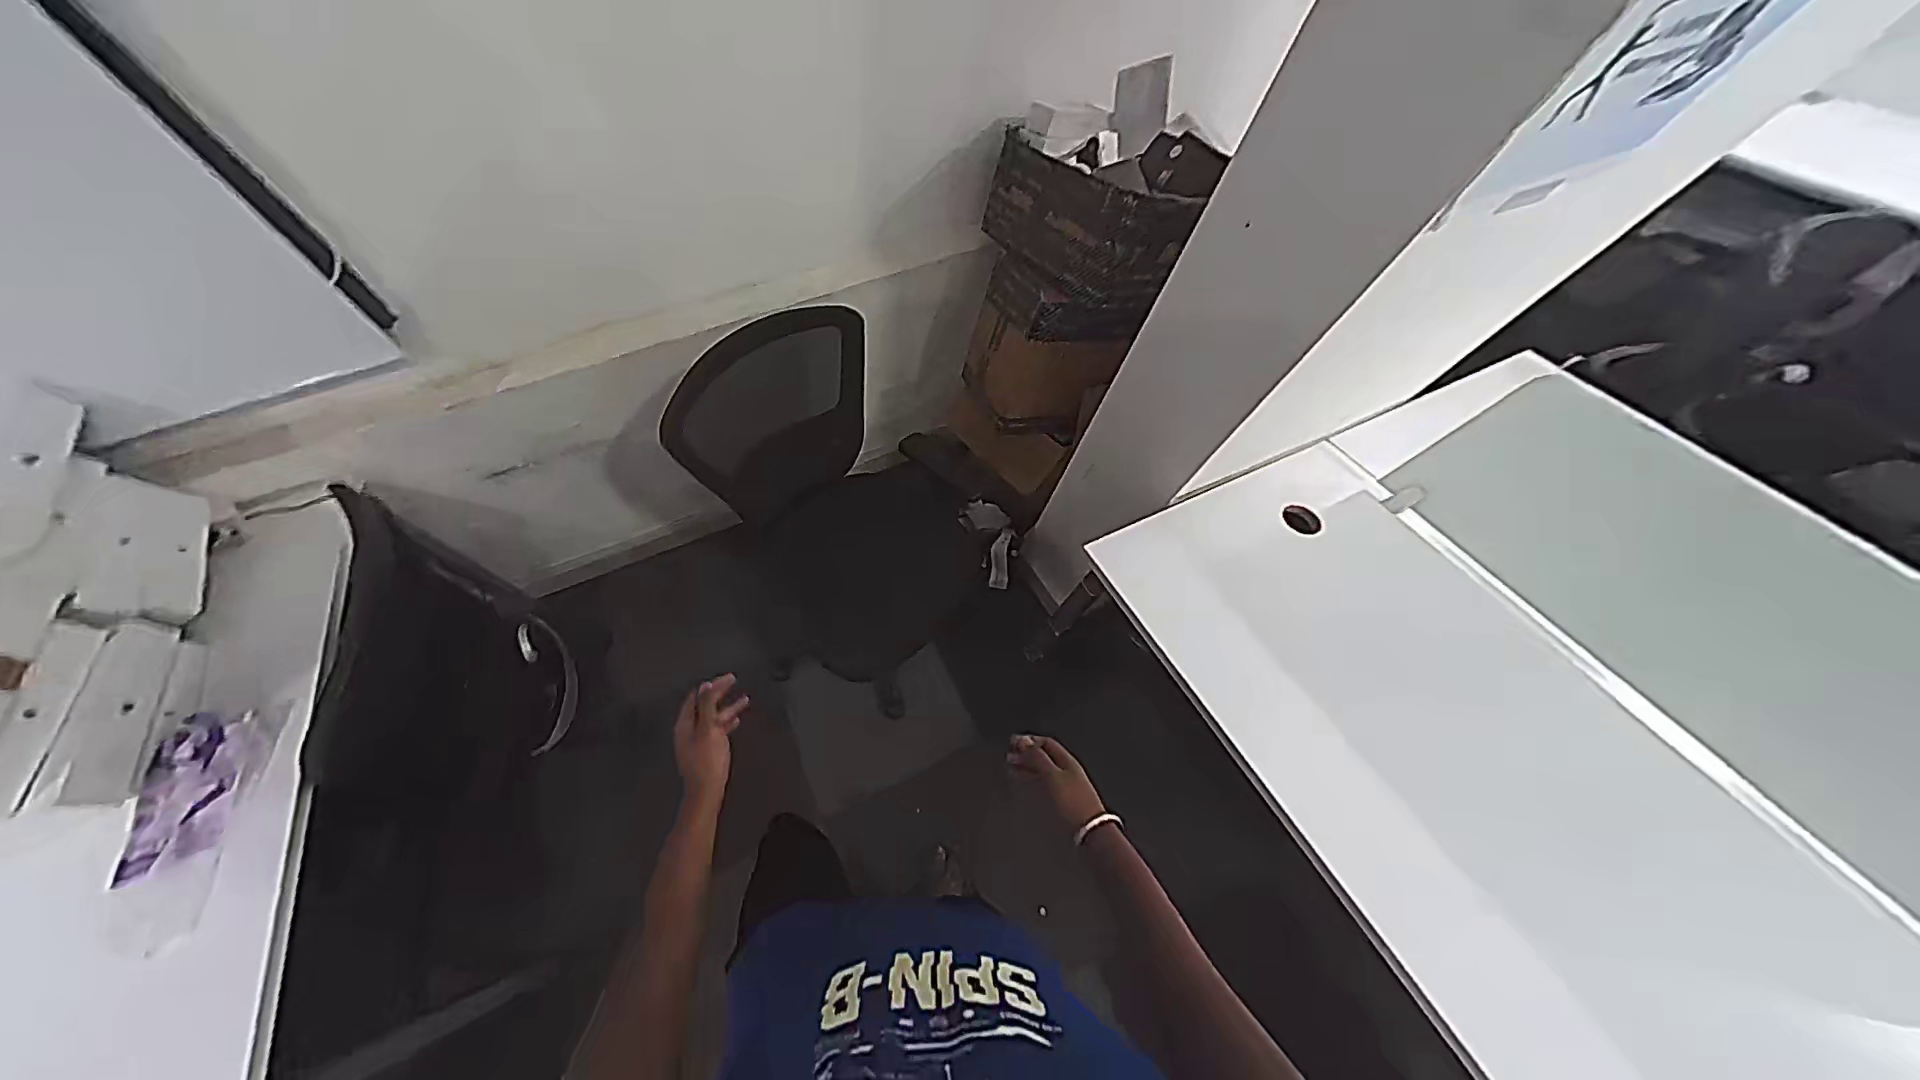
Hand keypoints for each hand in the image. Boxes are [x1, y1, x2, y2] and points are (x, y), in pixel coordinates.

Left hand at [674, 674, 748, 808]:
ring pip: (713, 717)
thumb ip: (707, 706)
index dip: (712, 685)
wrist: (706, 791)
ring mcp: (698, 739)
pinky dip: (727, 721)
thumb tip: (706, 685)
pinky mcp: (707, 748)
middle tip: (734, 680)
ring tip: (744, 699)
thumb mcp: (708, 729)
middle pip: (705, 705)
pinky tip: (737, 719)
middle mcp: (689, 729)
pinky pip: (717, 729)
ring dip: (727, 707)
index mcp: (685, 723)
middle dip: (719, 693)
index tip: (727, 677)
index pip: (697, 697)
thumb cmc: (706, 760)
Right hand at [1007, 734, 1105, 834]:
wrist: (1089, 832)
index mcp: (1067, 761)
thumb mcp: (1053, 775)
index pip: (1047, 743)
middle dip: (1026, 754)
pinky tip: (1024, 784)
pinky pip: (1043, 785)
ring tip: (1012, 768)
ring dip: (1027, 767)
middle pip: (1044, 757)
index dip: (1030, 741)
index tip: (1013, 743)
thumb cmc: (1073, 802)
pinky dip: (1031, 781)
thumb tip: (1024, 741)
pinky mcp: (1061, 801)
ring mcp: (1064, 787)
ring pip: (1042, 771)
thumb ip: (1037, 758)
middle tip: (1010, 755)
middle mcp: (1066, 772)